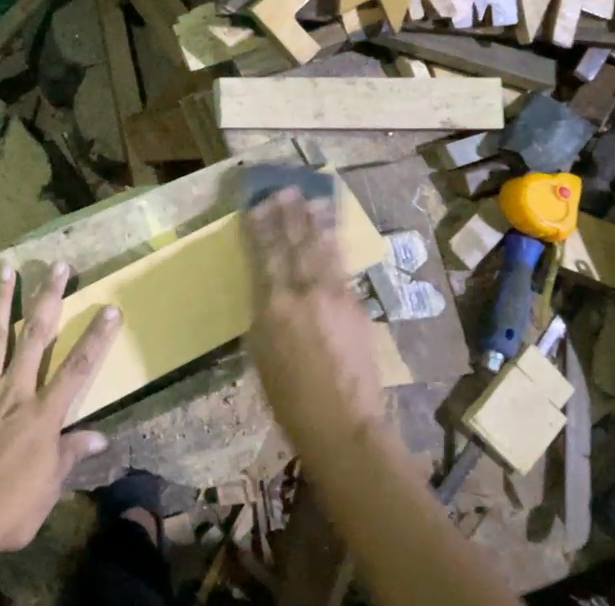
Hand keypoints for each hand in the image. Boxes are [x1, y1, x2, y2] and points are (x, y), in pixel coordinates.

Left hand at [0, 262, 122, 553]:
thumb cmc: (9, 510)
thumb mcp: (49, 489)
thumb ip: (69, 455)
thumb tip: (99, 436)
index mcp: (43, 415)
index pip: (78, 368)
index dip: (96, 338)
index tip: (111, 308)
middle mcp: (14, 392)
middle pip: (36, 336)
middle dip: (48, 298)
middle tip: (57, 265)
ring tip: (4, 268)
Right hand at [241, 184, 383, 443]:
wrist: (344, 426)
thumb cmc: (288, 398)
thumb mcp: (259, 352)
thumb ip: (264, 314)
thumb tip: (267, 292)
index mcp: (273, 305)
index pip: (264, 254)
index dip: (260, 227)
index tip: (257, 203)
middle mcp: (305, 293)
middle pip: (295, 244)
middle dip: (289, 215)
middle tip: (285, 189)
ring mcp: (336, 299)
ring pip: (322, 251)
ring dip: (314, 223)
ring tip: (310, 200)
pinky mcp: (358, 310)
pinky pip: (341, 269)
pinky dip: (334, 247)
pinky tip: (331, 235)